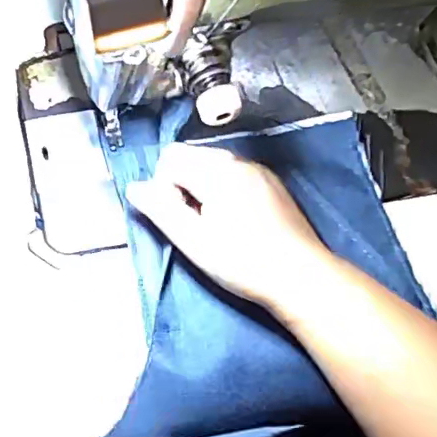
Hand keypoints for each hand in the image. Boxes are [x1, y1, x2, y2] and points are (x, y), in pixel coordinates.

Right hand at [124, 142, 338, 309]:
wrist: (302, 277)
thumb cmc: (242, 261)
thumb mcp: (192, 239)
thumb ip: (160, 209)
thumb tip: (134, 188)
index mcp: (217, 169)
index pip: (169, 160)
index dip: (164, 189)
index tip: (180, 220)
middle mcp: (239, 161)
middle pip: (192, 158)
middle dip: (182, 186)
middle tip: (195, 226)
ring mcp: (260, 171)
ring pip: (213, 168)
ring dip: (203, 191)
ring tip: (215, 228)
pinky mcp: (273, 186)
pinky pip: (235, 178)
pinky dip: (225, 193)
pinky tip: (237, 225)